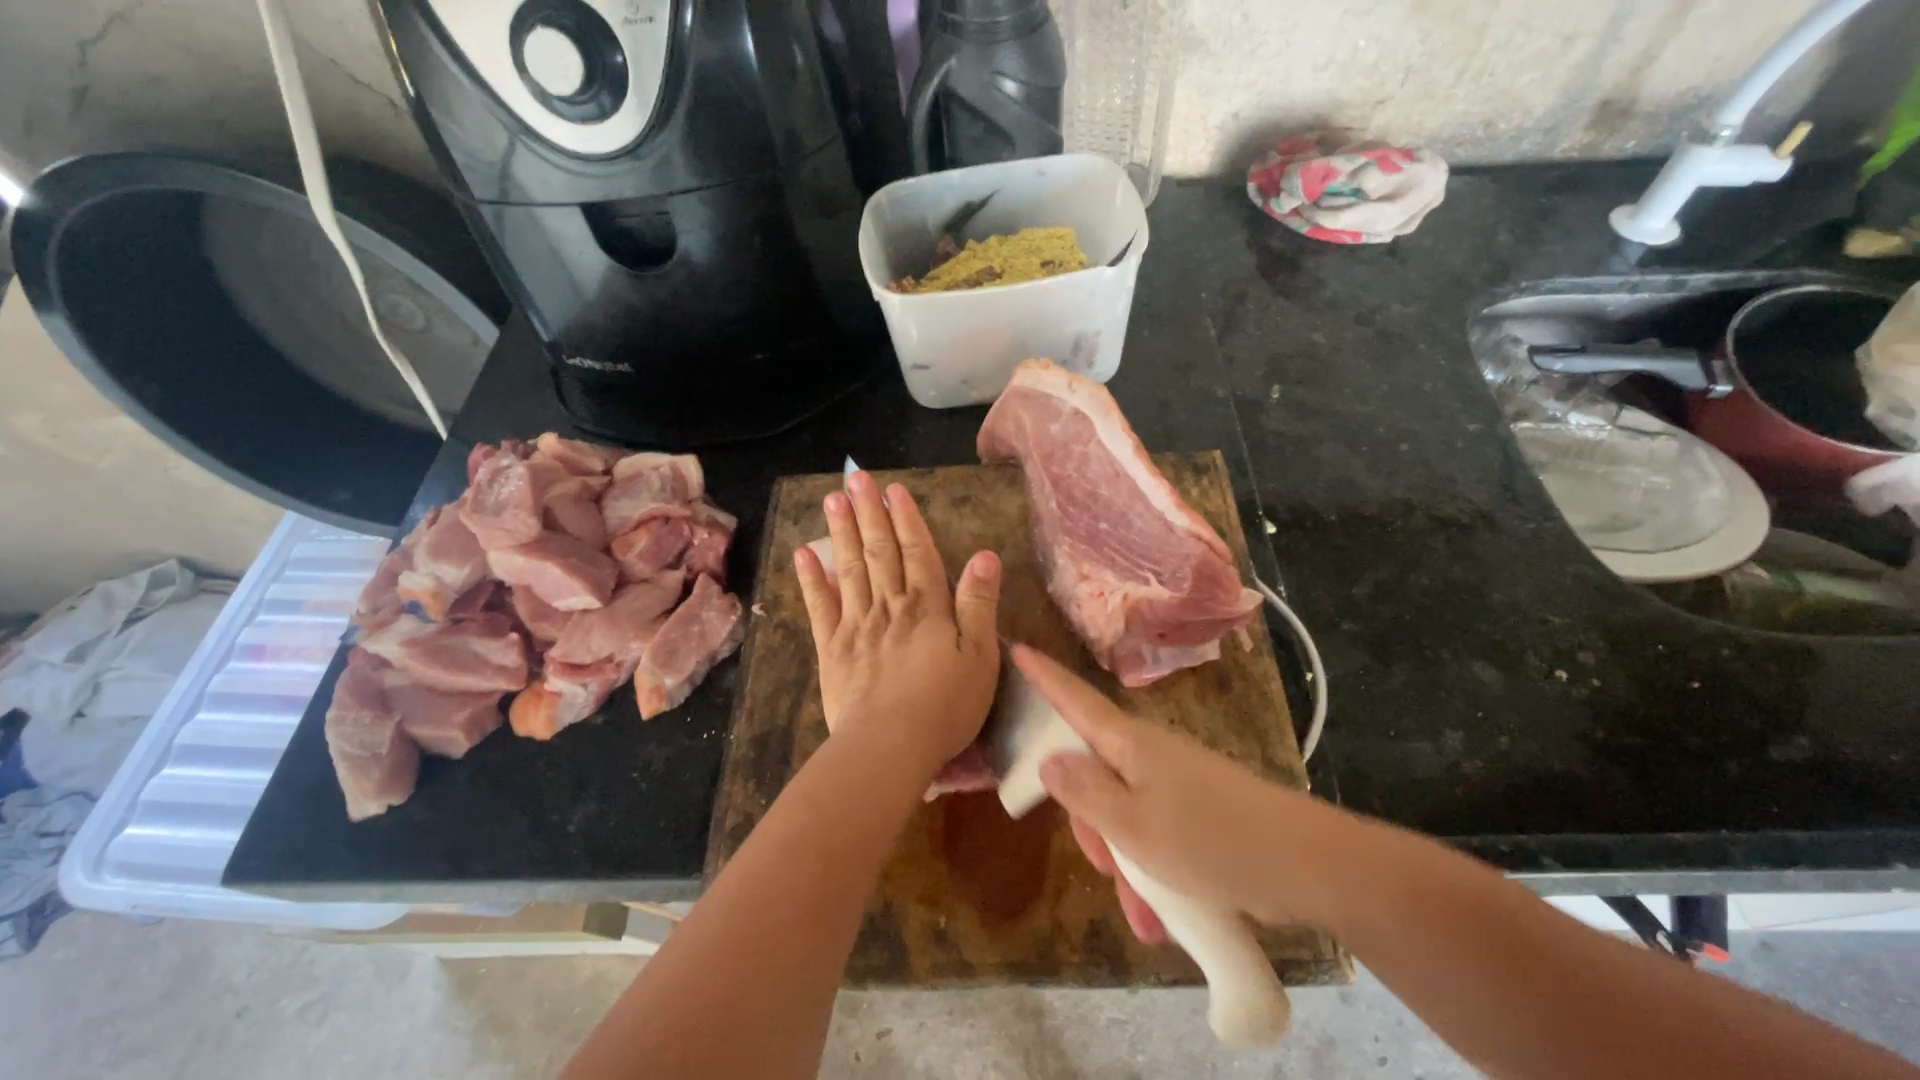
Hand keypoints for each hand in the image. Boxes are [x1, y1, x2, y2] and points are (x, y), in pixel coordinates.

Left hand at [794, 471, 1001, 777]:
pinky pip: (820, 607)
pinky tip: (804, 554)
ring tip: (832, 500)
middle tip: (855, 478)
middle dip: (868, 513)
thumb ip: (979, 604)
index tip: (893, 490)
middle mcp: (890, 606)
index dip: (907, 520)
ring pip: (849, 569)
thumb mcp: (980, 656)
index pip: (917, 553)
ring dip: (842, 533)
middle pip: (879, 552)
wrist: (889, 744)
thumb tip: (985, 555)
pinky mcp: (831, 649)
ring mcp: (856, 625)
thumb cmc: (945, 706)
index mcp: (927, 607)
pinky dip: (812, 579)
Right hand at [1014, 645, 1355, 935]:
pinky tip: (1165, 919)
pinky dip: (1156, 879)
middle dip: (1093, 829)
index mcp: (1130, 745)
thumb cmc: (1208, 840)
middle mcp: (1151, 758)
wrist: (1304, 868)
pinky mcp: (1201, 818)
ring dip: (1128, 868)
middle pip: (1096, 778)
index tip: (1017, 650)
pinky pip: (1159, 843)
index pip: (1075, 703)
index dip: (1044, 679)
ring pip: (1127, 820)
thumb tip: (1049, 759)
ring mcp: (1179, 787)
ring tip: (1146, 915)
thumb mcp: (1131, 824)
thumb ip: (1084, 793)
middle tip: (1104, 868)